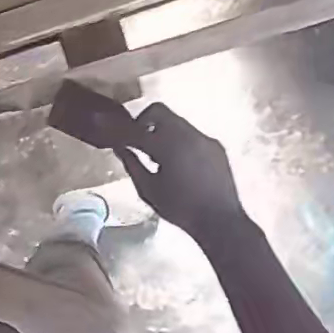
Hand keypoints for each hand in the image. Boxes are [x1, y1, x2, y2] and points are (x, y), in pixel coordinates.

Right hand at [116, 103, 248, 240]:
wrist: (220, 221)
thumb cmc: (179, 208)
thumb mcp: (148, 189)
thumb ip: (132, 164)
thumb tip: (119, 148)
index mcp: (168, 145)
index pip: (137, 130)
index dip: (122, 131)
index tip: (113, 134)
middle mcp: (187, 134)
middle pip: (159, 111)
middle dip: (143, 122)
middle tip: (137, 140)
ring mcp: (204, 138)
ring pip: (176, 122)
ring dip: (162, 131)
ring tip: (157, 156)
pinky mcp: (215, 146)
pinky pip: (191, 135)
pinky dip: (179, 141)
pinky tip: (178, 164)